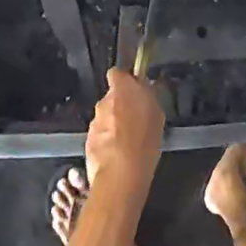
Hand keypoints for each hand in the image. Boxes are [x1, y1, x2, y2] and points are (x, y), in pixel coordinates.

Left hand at [84, 68, 164, 201]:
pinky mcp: (87, 141)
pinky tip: (118, 153)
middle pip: (111, 98)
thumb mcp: (157, 113)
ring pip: (105, 117)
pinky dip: (106, 139)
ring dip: (113, 124)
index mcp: (122, 90)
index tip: (134, 88)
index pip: (116, 73)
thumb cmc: (145, 138)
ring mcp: (94, 122)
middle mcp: (104, 102)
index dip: (124, 79)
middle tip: (135, 118)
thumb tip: (145, 88)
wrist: (121, 172)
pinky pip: (100, 134)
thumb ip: (148, 97)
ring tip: (127, 140)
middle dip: (120, 105)